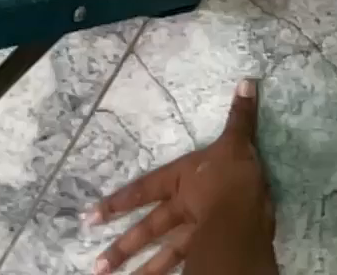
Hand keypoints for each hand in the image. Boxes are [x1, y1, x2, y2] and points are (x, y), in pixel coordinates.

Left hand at [85, 79, 276, 274]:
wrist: (244, 214)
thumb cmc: (233, 176)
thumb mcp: (238, 140)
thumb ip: (240, 115)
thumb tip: (247, 80)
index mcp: (181, 180)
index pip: (144, 190)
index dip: (118, 202)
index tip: (89, 217)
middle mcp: (181, 208)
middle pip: (147, 229)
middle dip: (122, 247)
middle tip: (96, 267)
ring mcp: (192, 234)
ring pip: (162, 255)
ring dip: (140, 271)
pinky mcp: (207, 251)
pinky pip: (186, 265)